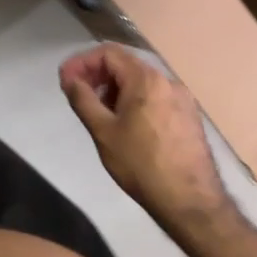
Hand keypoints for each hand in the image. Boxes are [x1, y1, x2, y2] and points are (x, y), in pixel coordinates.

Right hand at [60, 44, 231, 226]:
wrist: (190, 203)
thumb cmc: (141, 164)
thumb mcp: (102, 131)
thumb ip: (82, 98)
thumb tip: (69, 79)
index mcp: (147, 80)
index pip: (108, 53)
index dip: (81, 61)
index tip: (65, 80)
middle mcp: (168, 82)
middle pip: (126, 64)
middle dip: (97, 74)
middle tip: (78, 93)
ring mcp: (183, 99)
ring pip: (141, 81)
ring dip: (115, 87)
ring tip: (99, 110)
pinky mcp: (189, 117)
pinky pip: (155, 96)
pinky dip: (134, 99)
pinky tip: (125, 123)